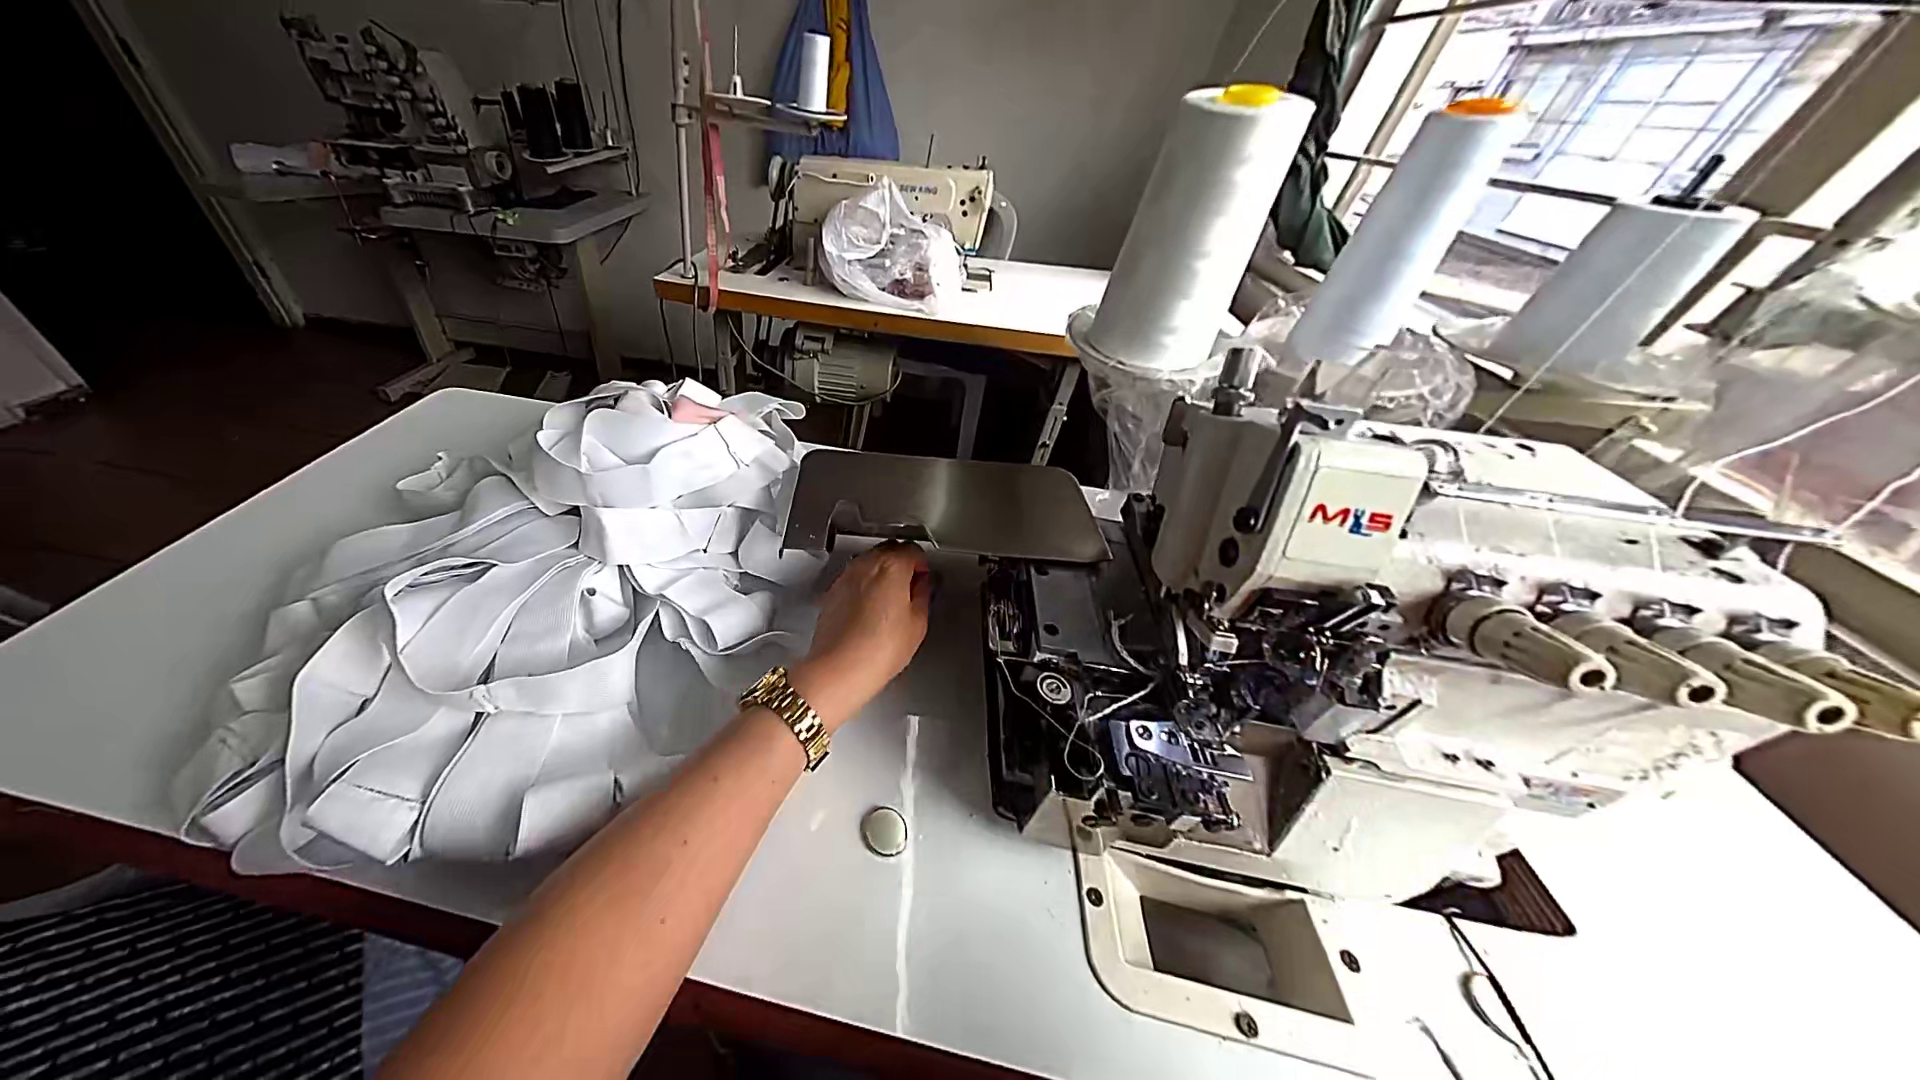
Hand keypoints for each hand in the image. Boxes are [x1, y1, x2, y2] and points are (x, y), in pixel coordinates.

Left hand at [788, 541, 931, 730]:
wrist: (840, 669)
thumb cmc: (877, 649)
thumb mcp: (918, 622)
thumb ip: (922, 595)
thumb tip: (921, 588)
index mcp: (891, 566)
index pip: (913, 550)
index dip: (923, 564)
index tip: (924, 577)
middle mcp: (865, 565)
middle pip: (889, 550)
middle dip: (902, 563)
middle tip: (911, 585)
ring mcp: (846, 578)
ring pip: (869, 562)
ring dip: (882, 573)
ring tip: (891, 600)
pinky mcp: (832, 593)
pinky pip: (854, 579)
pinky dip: (864, 586)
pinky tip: (871, 610)